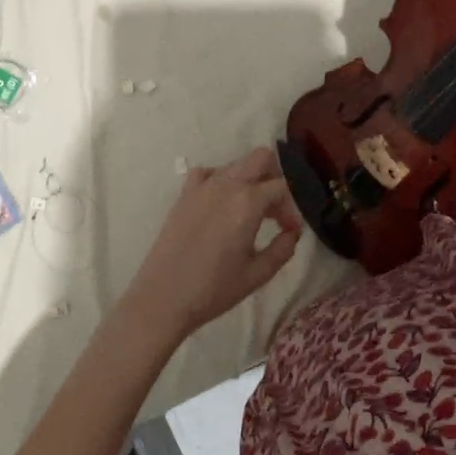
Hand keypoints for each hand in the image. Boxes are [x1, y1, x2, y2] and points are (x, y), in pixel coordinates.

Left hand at [121, 147, 302, 338]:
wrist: (163, 296)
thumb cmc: (214, 289)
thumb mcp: (258, 274)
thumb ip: (283, 249)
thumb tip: (292, 232)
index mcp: (248, 203)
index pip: (282, 186)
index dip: (291, 208)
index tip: (289, 230)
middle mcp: (226, 185)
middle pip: (261, 158)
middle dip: (275, 177)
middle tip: (275, 209)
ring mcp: (201, 187)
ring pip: (235, 164)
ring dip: (250, 179)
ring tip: (250, 211)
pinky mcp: (184, 195)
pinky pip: (207, 172)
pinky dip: (220, 180)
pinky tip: (221, 203)